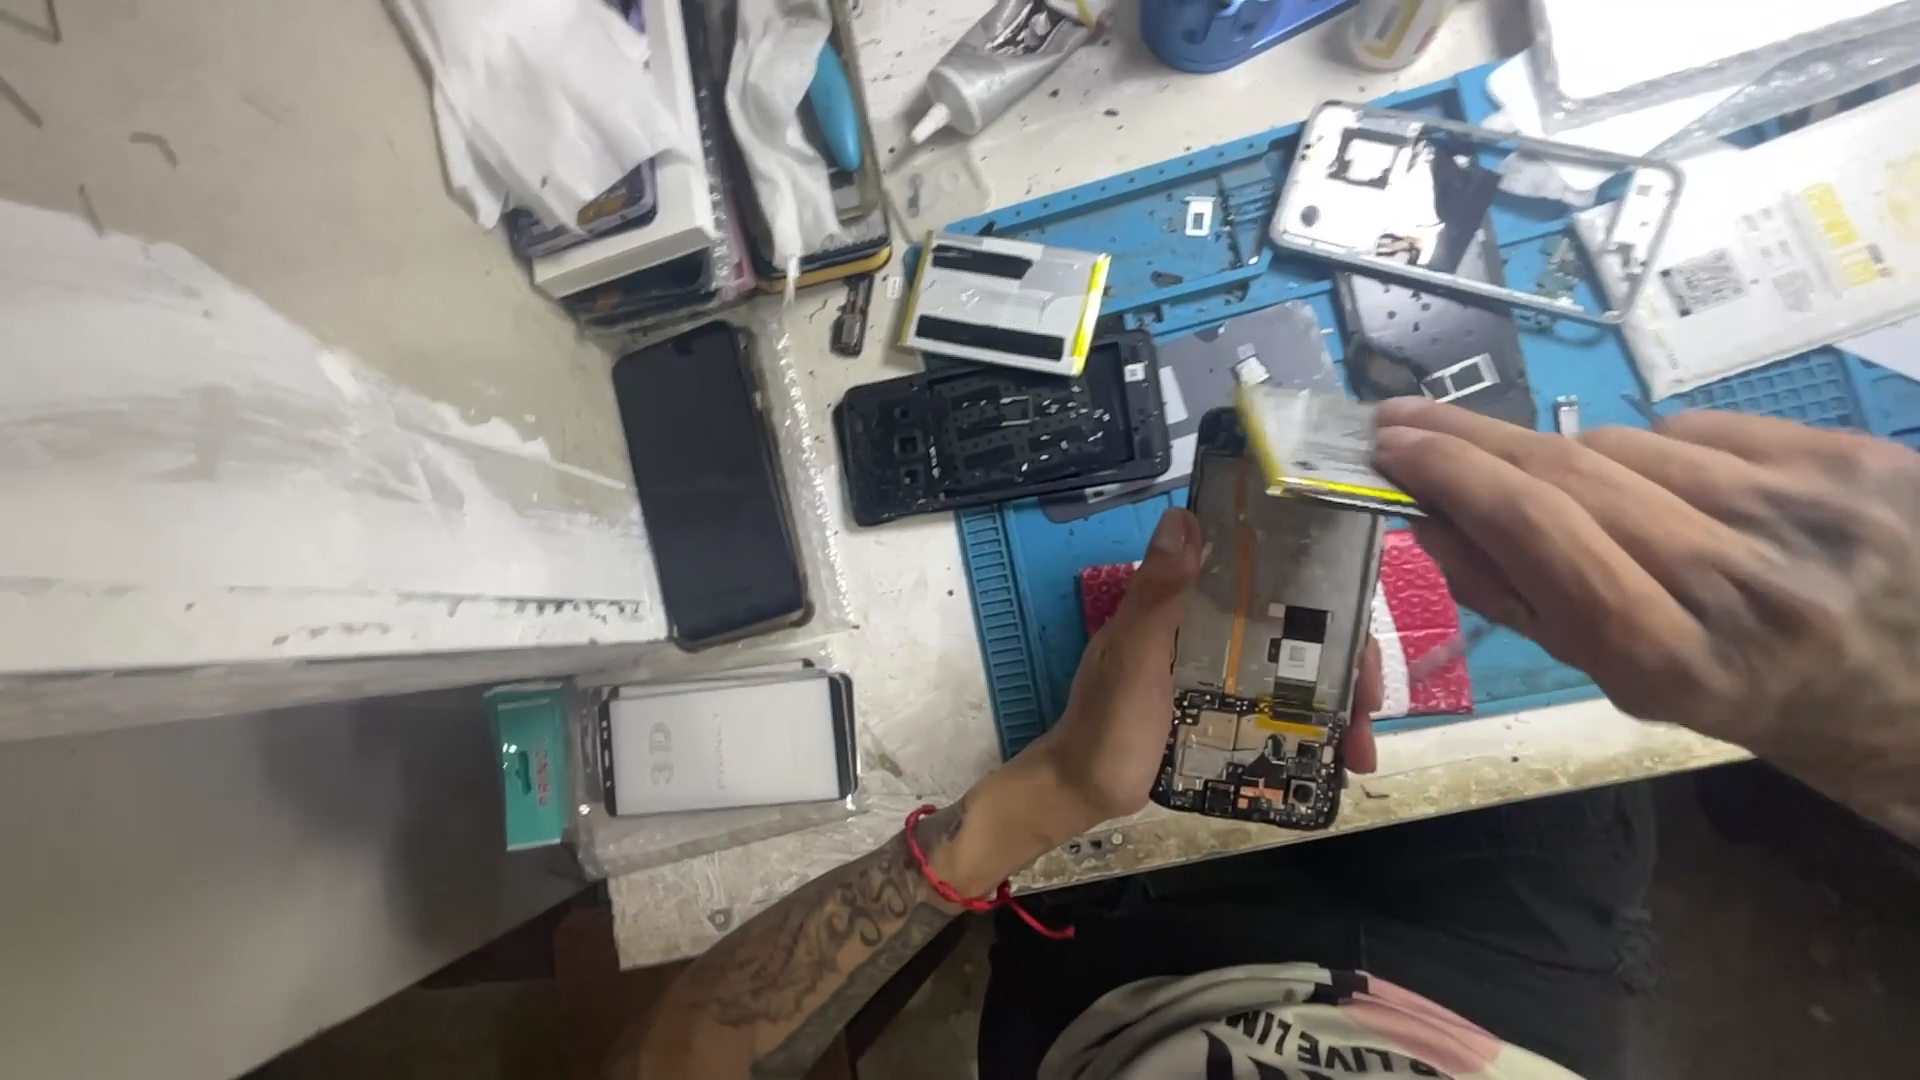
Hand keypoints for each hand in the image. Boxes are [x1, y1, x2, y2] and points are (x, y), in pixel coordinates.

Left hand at [1023, 507, 1383, 837]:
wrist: (1085, 790)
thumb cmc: (1106, 722)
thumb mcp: (1131, 657)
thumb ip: (1155, 595)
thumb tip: (1182, 517)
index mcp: (1185, 607)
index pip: (1263, 578)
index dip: (1320, 590)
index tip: (1358, 619)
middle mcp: (1208, 631)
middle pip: (1296, 628)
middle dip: (1347, 661)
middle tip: (1373, 706)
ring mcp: (1219, 672)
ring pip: (1297, 671)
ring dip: (1341, 703)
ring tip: (1363, 749)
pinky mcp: (1225, 710)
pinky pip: (1282, 707)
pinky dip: (1316, 729)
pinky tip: (1342, 758)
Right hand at [1370, 397, 1919, 841]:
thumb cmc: (1740, 695)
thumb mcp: (1611, 675)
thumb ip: (1510, 595)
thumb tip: (1424, 517)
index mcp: (1664, 649)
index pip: (1529, 524)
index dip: (1450, 471)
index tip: (1391, 443)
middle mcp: (1736, 575)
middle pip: (1563, 469)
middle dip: (1470, 437)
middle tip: (1407, 419)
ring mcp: (1804, 508)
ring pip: (1618, 443)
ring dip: (1567, 460)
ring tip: (1582, 496)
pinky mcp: (1854, 460)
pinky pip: (1692, 427)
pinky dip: (1653, 451)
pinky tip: (1672, 489)